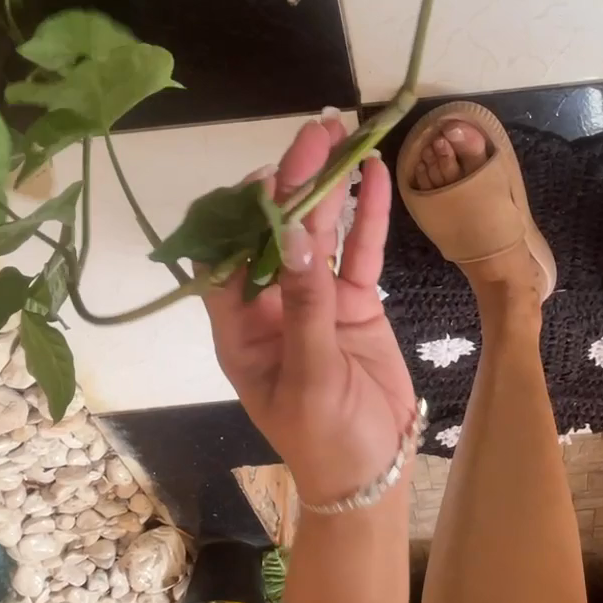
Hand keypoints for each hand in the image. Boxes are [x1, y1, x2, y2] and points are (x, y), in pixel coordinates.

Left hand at [203, 117, 417, 507]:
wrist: (374, 470)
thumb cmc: (325, 438)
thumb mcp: (310, 377)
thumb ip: (304, 307)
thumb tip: (295, 236)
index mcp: (239, 327)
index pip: (227, 255)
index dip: (243, 213)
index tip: (268, 177)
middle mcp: (272, 304)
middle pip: (280, 231)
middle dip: (294, 181)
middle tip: (317, 131)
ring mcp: (316, 300)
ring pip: (321, 233)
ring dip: (330, 186)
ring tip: (343, 136)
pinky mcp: (354, 303)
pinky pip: (359, 252)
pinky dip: (367, 216)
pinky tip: (375, 176)